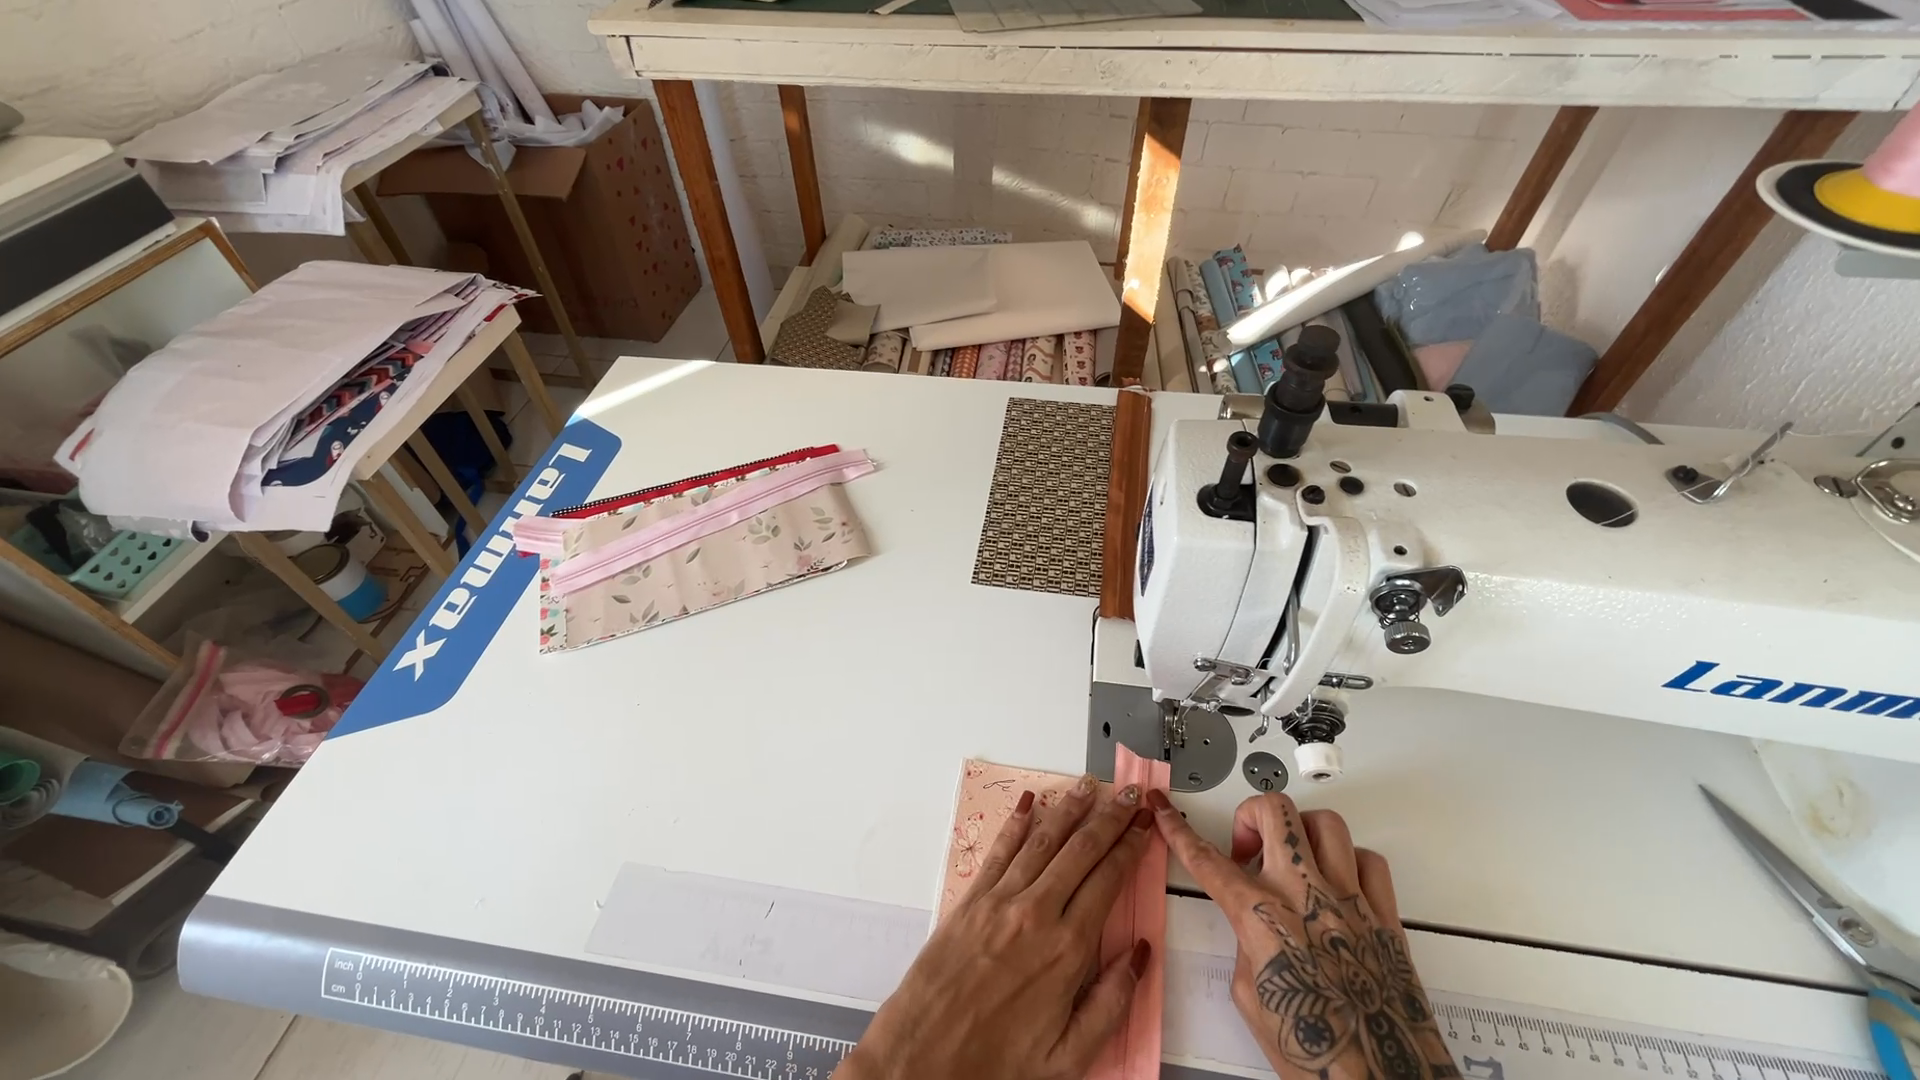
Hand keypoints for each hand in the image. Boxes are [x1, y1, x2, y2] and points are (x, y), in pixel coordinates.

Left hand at [840, 776, 1156, 1079]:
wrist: (924, 1059)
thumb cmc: (997, 1062)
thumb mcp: (1071, 1054)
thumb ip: (1112, 1001)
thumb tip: (1140, 956)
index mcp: (1068, 949)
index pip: (1108, 880)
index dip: (1130, 848)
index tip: (1144, 827)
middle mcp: (1037, 914)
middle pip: (1081, 850)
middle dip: (1109, 817)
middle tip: (1128, 794)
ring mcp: (1001, 901)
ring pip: (1044, 841)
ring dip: (1069, 810)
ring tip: (1088, 787)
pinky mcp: (971, 900)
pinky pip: (1000, 851)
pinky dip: (1017, 823)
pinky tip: (1031, 804)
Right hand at [1148, 789, 1457, 1079]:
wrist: (1379, 1077)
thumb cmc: (1314, 1050)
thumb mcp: (1248, 995)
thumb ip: (1244, 942)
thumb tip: (1253, 924)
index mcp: (1260, 915)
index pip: (1206, 858)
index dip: (1178, 830)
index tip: (1166, 810)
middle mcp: (1303, 893)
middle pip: (1272, 811)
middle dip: (1250, 814)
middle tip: (1247, 844)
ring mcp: (1348, 898)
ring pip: (1324, 822)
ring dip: (1301, 831)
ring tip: (1294, 855)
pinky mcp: (1384, 914)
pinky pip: (1368, 859)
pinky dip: (1349, 860)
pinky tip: (1338, 881)